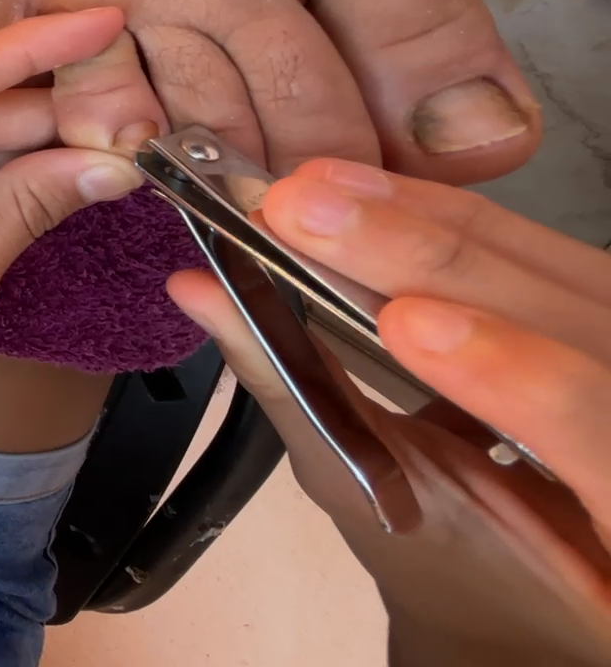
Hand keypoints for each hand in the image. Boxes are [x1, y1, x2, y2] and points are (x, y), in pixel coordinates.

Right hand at [170, 160, 610, 664]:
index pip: (608, 442)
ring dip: (438, 222)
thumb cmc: (444, 558)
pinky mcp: (601, 312)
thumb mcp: (368, 493)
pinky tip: (372, 191)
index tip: (406, 324)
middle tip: (300, 206)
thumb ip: (291, 389)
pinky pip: (549, 252)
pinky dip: (453, 216)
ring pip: (579, 273)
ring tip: (318, 186)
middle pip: (596, 328)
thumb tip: (196, 287)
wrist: (525, 578)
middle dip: (439, 259)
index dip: (529, 384)